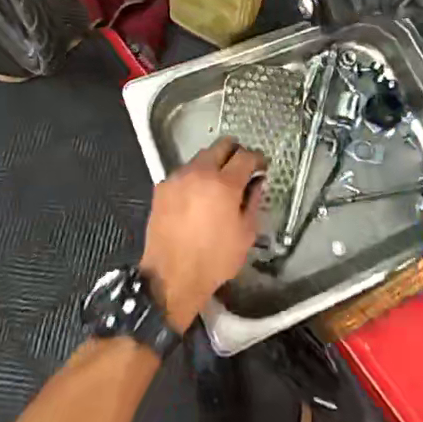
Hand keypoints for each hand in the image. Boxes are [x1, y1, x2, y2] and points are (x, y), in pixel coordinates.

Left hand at [140, 136, 266, 329]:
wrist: (171, 276)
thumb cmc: (214, 259)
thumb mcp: (245, 233)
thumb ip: (253, 201)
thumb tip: (256, 183)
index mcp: (224, 184)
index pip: (245, 156)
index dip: (257, 158)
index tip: (261, 166)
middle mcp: (199, 173)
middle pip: (220, 146)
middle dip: (235, 152)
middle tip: (241, 168)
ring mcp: (177, 178)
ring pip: (200, 157)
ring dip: (213, 164)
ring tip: (218, 184)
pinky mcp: (161, 188)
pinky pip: (183, 174)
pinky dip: (194, 178)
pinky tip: (197, 197)